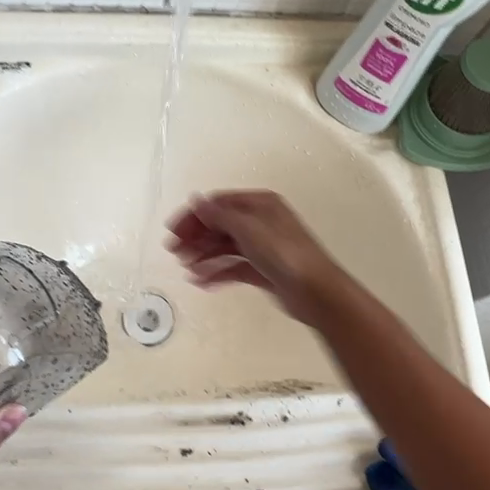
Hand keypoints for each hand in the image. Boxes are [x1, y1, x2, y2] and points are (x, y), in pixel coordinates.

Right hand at [165, 189, 348, 323]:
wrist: (315, 291)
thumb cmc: (282, 253)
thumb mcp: (248, 229)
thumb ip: (219, 215)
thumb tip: (195, 199)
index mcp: (259, 204)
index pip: (218, 204)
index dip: (194, 216)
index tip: (173, 232)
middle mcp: (260, 222)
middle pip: (220, 226)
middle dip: (196, 238)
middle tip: (174, 254)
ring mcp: (261, 247)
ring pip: (225, 248)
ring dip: (204, 256)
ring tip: (187, 270)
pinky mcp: (262, 270)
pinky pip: (233, 267)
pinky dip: (217, 272)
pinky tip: (201, 282)